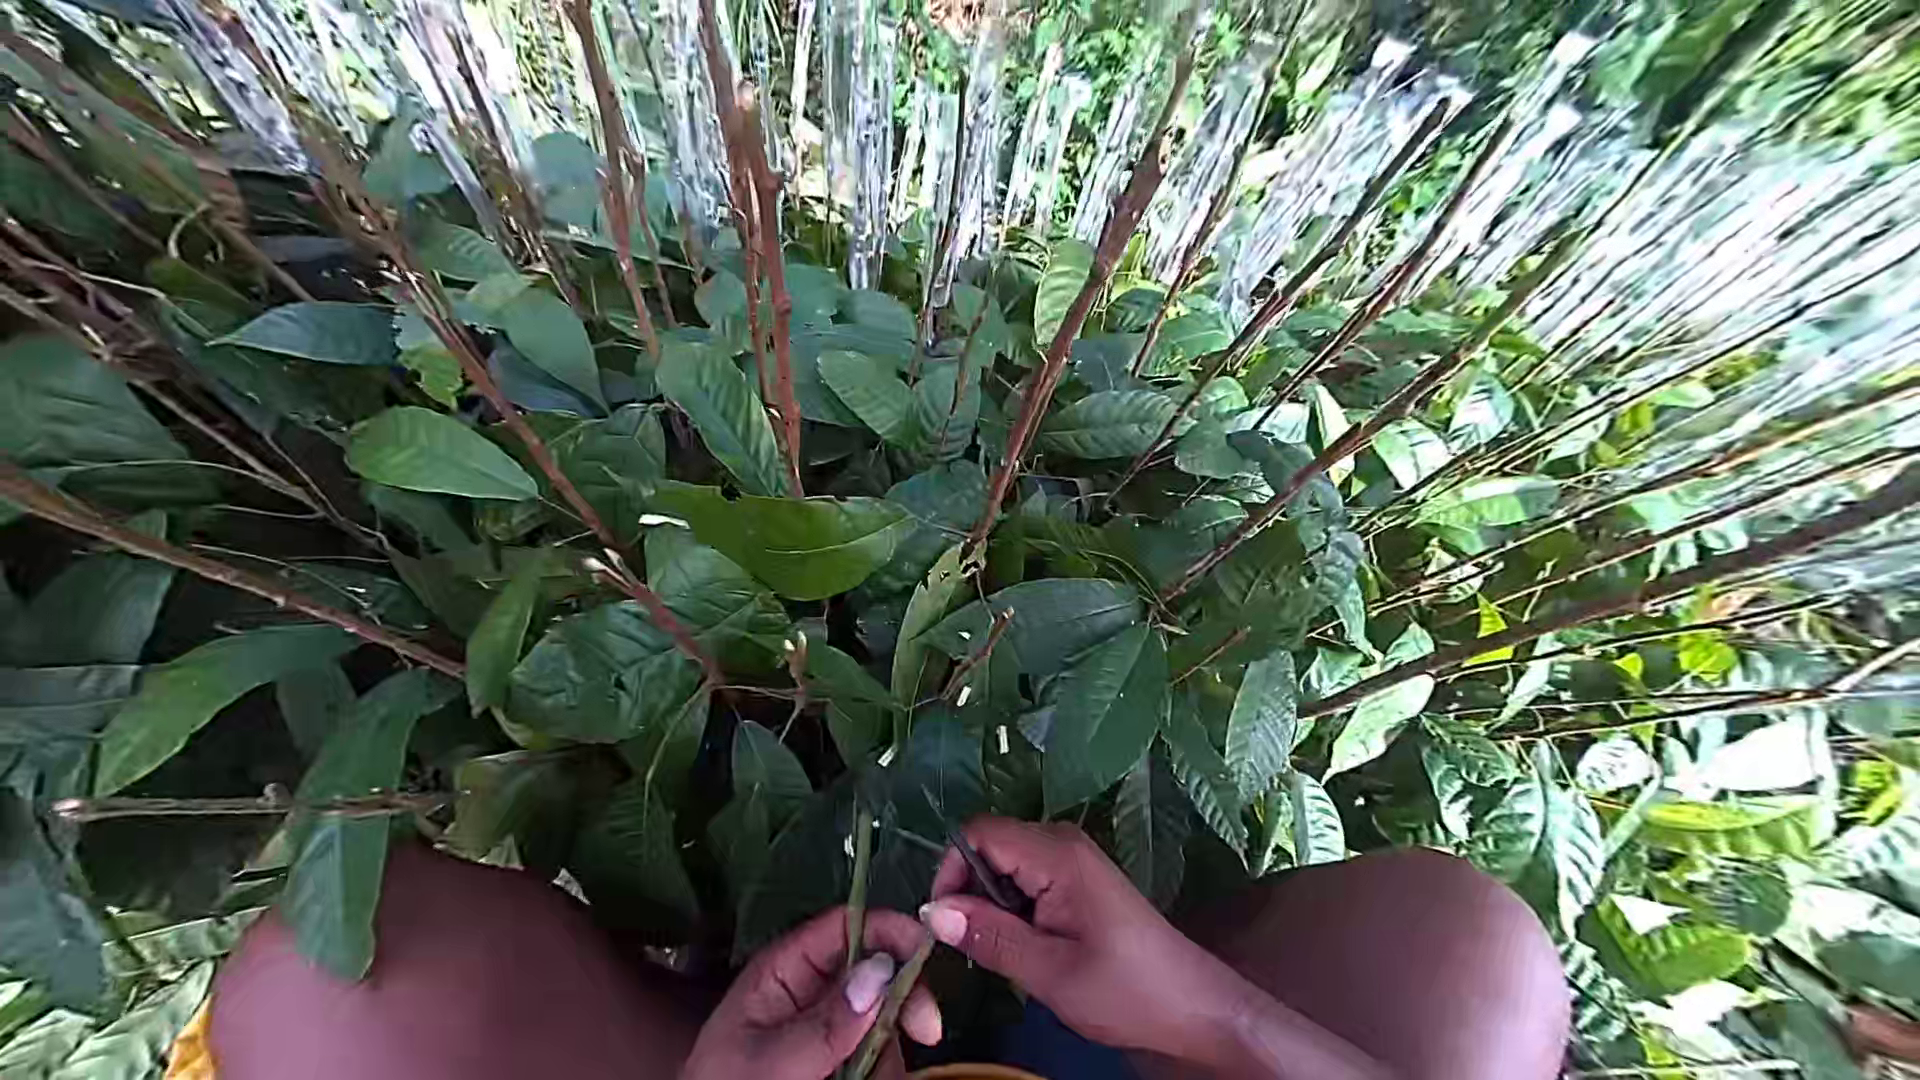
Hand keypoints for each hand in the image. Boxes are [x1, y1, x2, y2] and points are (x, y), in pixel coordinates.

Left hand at [680, 906, 940, 1079]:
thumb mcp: (767, 1065)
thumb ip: (823, 1024)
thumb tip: (882, 972)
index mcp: (788, 968)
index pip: (846, 925)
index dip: (887, 928)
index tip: (925, 952)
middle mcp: (813, 988)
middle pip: (876, 967)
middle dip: (903, 994)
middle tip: (926, 1029)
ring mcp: (827, 1024)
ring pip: (883, 1013)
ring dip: (891, 1045)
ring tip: (875, 1076)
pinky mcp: (838, 1058)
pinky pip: (876, 1051)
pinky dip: (882, 1067)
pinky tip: (874, 1078)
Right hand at [923, 817, 1251, 1062]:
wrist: (1193, 1005)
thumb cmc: (1126, 990)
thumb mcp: (1051, 973)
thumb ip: (990, 937)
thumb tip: (932, 912)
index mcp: (1056, 852)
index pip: (980, 833)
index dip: (952, 870)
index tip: (945, 923)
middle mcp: (1060, 839)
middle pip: (990, 843)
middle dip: (969, 889)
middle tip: (971, 946)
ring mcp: (1069, 854)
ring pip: (1004, 859)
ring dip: (990, 900)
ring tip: (1000, 949)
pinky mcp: (1075, 872)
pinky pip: (1024, 872)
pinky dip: (1011, 903)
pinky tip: (1023, 941)